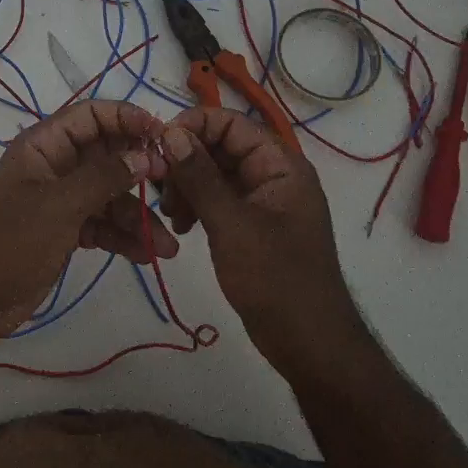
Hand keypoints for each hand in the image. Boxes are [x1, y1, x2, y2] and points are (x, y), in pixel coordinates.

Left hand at [0, 100, 175, 340]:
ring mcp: (59, 200)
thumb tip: (146, 153)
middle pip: (105, 155)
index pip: (90, 116)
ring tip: (168, 246)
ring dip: (137, 216)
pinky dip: (123, 237)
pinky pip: (102, 224)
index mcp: (42, 146)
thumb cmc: (9, 242)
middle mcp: (53, 166)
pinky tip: (147, 256)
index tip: (163, 134)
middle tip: (172, 190)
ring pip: (108, 195)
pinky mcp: (64, 231)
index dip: (125, 118)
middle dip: (140, 173)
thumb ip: (103, 178)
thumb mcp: (59, 206)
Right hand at [159, 106, 370, 375]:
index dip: (193, 126)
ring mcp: (262, 201)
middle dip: (186, 161)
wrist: (309, 345)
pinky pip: (217, 198)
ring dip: (187, 185)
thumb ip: (199, 176)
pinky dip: (196, 206)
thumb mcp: (232, 224)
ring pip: (214, 173)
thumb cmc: (276, 279)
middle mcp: (272, 175)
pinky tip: (181, 227)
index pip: (231, 123)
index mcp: (280, 165)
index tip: (158, 146)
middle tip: (159, 188)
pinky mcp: (250, 225)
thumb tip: (168, 132)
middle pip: (220, 146)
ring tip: (171, 215)